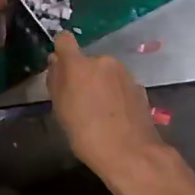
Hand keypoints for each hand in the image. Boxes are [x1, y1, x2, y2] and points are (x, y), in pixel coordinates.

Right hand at [46, 32, 171, 193]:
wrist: (131, 154)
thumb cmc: (86, 134)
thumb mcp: (60, 110)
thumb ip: (56, 80)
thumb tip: (55, 62)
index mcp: (79, 65)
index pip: (64, 40)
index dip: (61, 50)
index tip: (60, 67)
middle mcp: (103, 61)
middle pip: (87, 61)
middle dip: (83, 75)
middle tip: (80, 101)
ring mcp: (125, 73)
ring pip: (106, 73)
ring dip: (101, 85)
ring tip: (100, 113)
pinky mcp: (139, 87)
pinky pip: (120, 85)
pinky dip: (116, 95)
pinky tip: (117, 117)